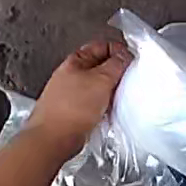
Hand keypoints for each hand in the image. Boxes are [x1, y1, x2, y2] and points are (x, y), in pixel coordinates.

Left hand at [24, 38, 131, 157]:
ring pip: (100, 85)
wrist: (54, 139)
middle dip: (117, 71)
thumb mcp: (101, 80)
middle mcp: (72, 75)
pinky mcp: (76, 110)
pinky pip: (97, 101)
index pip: (102, 46)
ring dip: (112, 89)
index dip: (119, 50)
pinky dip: (106, 104)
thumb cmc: (71, 109)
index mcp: (75, 61)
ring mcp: (73, 93)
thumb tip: (125, 55)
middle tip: (127, 79)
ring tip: (119, 96)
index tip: (131, 60)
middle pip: (102, 66)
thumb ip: (116, 64)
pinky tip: (110, 110)